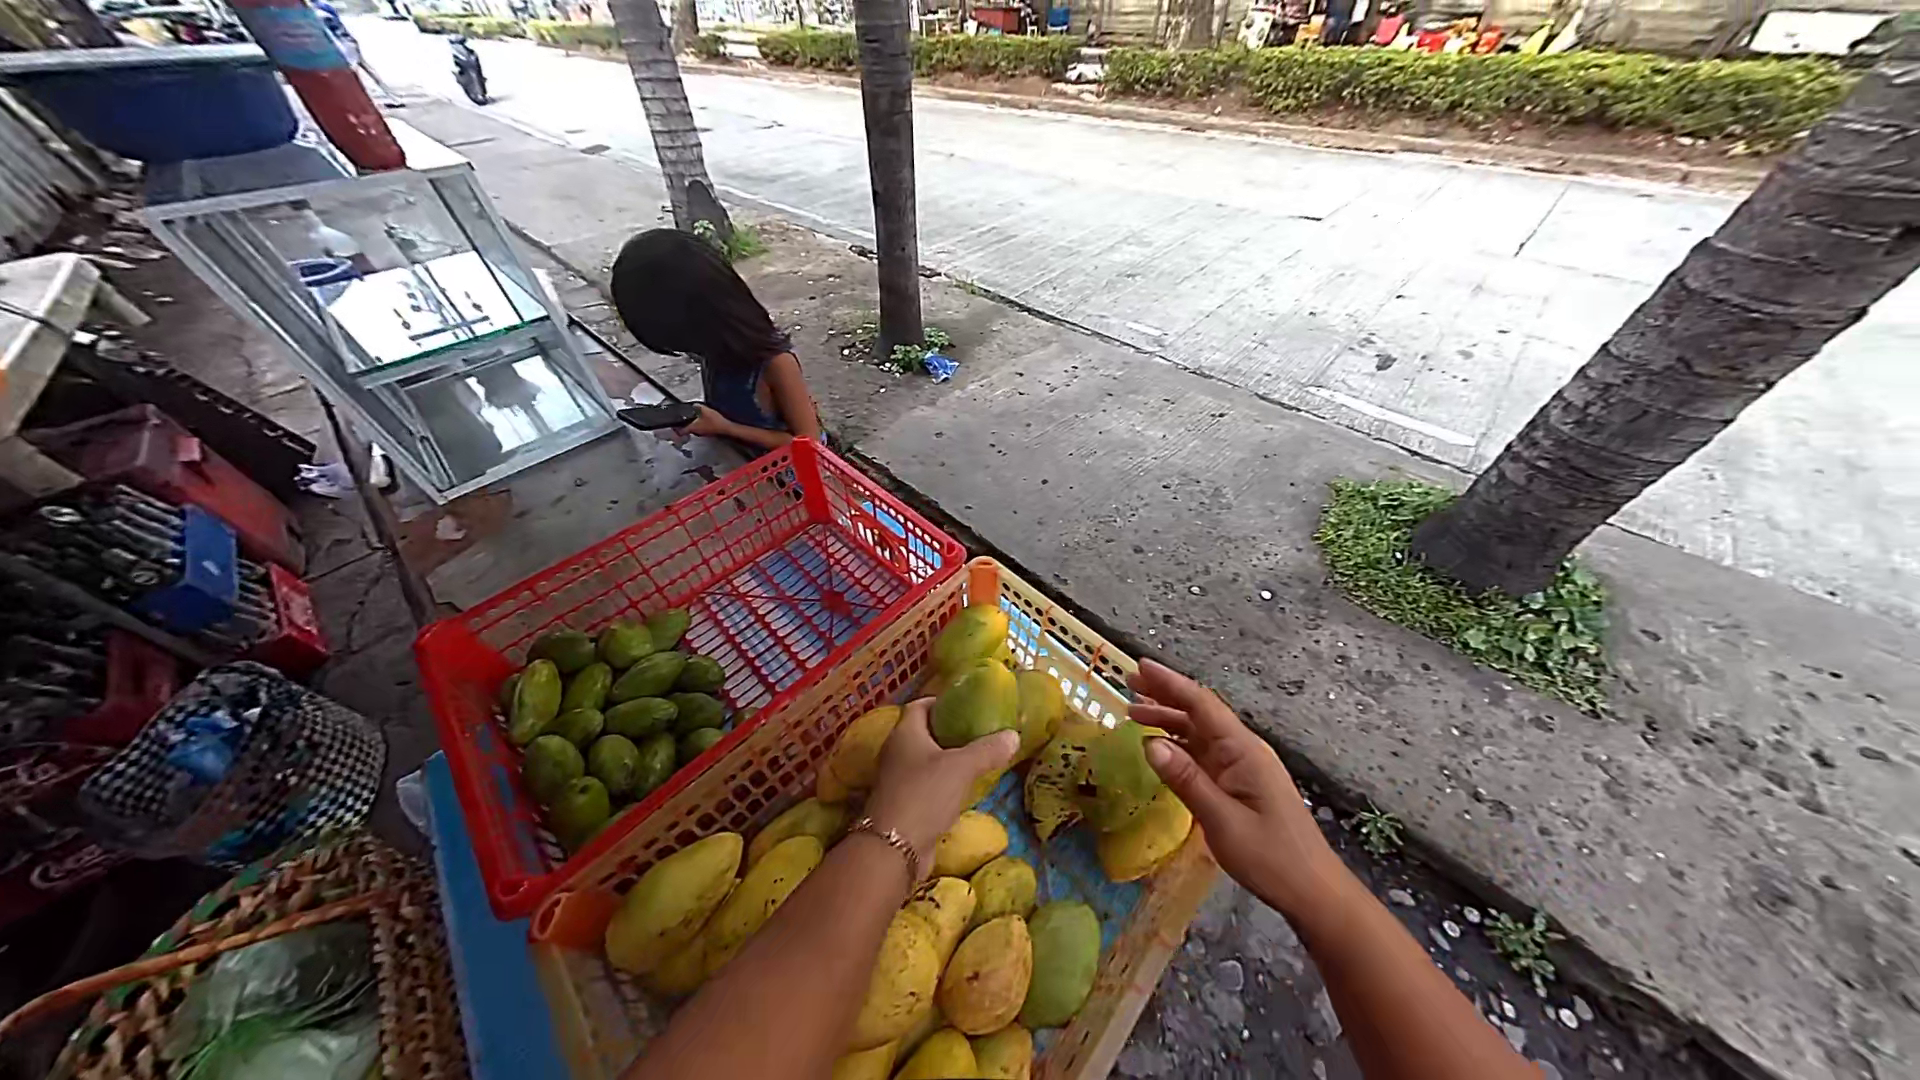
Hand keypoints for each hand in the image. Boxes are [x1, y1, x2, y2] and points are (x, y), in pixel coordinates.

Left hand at [677, 404, 730, 437]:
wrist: (726, 428)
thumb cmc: (715, 422)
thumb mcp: (705, 410)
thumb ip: (697, 407)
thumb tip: (694, 405)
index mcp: (693, 427)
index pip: (680, 431)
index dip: (676, 428)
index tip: (674, 425)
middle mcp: (696, 432)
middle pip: (687, 429)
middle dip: (684, 424)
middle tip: (683, 418)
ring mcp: (703, 433)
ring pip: (694, 429)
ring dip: (692, 424)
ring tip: (694, 418)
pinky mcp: (708, 433)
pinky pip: (700, 429)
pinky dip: (699, 425)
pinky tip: (703, 420)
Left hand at [863, 698, 1017, 880]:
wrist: (893, 849)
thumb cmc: (924, 795)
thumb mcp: (961, 768)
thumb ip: (987, 749)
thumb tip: (1013, 736)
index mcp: (905, 733)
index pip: (919, 705)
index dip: (941, 702)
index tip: (966, 705)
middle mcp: (896, 751)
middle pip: (923, 732)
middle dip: (948, 730)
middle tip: (977, 731)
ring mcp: (896, 779)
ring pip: (924, 760)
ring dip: (946, 758)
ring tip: (975, 758)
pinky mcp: (902, 803)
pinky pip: (924, 783)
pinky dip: (942, 782)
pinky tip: (962, 788)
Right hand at [1129, 659, 1344, 918]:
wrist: (1314, 892)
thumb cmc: (1271, 857)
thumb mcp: (1222, 820)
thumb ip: (1186, 780)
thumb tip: (1150, 744)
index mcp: (1242, 750)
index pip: (1201, 704)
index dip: (1169, 683)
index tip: (1141, 666)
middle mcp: (1242, 750)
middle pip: (1199, 711)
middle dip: (1164, 694)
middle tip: (1129, 683)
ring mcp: (1241, 765)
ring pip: (1199, 731)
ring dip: (1168, 718)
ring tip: (1134, 712)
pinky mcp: (1239, 782)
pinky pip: (1203, 752)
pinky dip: (1178, 742)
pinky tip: (1159, 745)